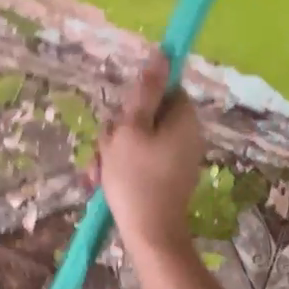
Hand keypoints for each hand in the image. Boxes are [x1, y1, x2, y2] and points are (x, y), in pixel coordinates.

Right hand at [98, 50, 204, 254]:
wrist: (150, 236)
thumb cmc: (137, 179)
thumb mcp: (131, 128)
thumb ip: (145, 90)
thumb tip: (163, 52)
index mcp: (184, 117)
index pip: (160, 89)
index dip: (135, 101)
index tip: (121, 121)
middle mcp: (187, 134)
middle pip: (145, 115)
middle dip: (118, 132)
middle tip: (108, 151)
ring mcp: (178, 158)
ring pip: (137, 140)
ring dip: (114, 153)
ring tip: (100, 173)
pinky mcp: (167, 178)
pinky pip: (141, 161)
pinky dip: (122, 169)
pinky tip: (104, 184)